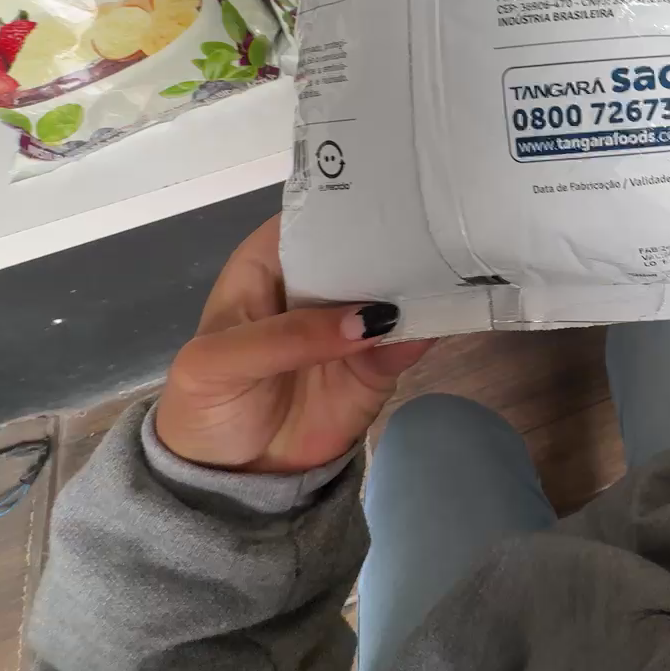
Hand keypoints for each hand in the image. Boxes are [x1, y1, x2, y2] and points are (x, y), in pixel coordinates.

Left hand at [154, 216, 434, 472]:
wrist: (239, 482)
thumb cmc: (208, 404)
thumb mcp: (217, 364)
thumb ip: (287, 336)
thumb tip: (378, 318)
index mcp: (278, 261)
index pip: (319, 214)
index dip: (353, 201)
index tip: (399, 188)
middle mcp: (326, 278)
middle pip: (371, 241)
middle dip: (404, 234)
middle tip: (445, 221)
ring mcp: (362, 315)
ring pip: (402, 282)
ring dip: (428, 275)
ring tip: (461, 258)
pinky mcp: (390, 351)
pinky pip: (421, 329)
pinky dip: (439, 319)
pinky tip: (459, 305)